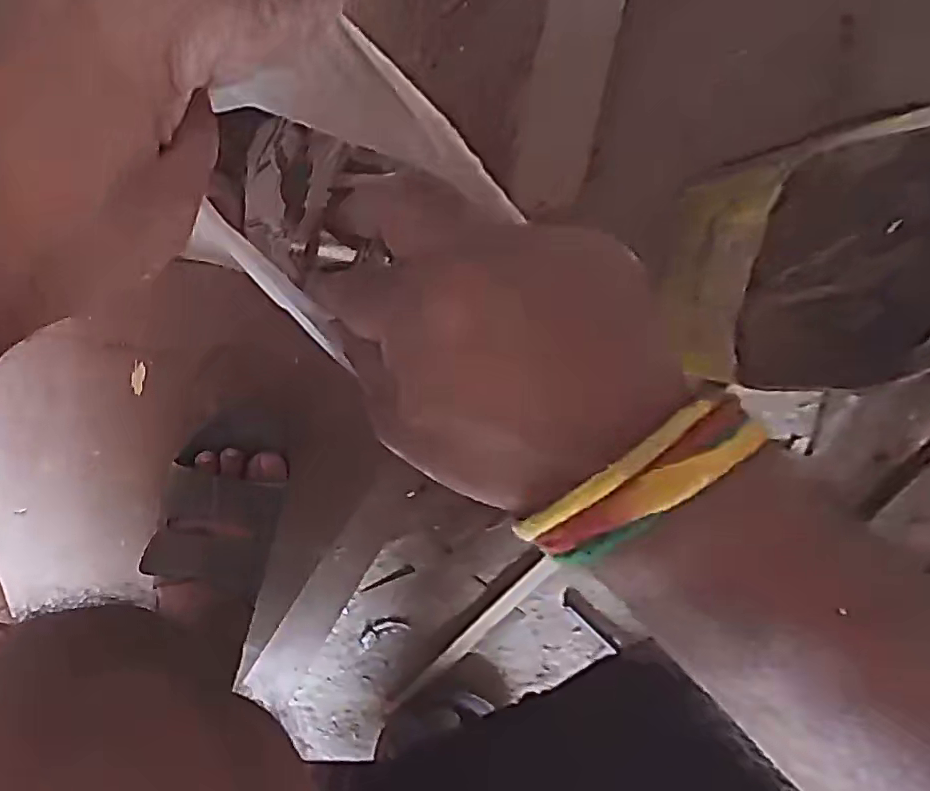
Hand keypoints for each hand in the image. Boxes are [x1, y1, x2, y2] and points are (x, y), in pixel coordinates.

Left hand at [0, 0, 331, 359]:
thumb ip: (196, 142)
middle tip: (250, 48)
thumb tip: (183, 106)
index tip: (319, 26)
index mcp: (147, 16)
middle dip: (225, 24)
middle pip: (179, 0)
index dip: (291, 24)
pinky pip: (73, 16)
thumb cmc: (54, 254)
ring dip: (164, 29)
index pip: (249, 10)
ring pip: (124, 6)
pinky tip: (116, 73)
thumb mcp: (163, 216)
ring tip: (188, 65)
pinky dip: (111, 33)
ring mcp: (26, 0)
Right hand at [306, 172, 692, 512]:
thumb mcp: (397, 422)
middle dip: (360, 204)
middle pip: (403, 199)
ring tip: (430, 285)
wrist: (618, 452)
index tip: (312, 287)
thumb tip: (357, 329)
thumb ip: (369, 364)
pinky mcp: (587, 249)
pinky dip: (494, 274)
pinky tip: (500, 313)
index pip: (347, 282)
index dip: (322, 286)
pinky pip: (519, 251)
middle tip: (340, 216)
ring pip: (465, 226)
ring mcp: (536, 242)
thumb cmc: (488, 450)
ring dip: (433, 248)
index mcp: (418, 304)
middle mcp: (473, 254)